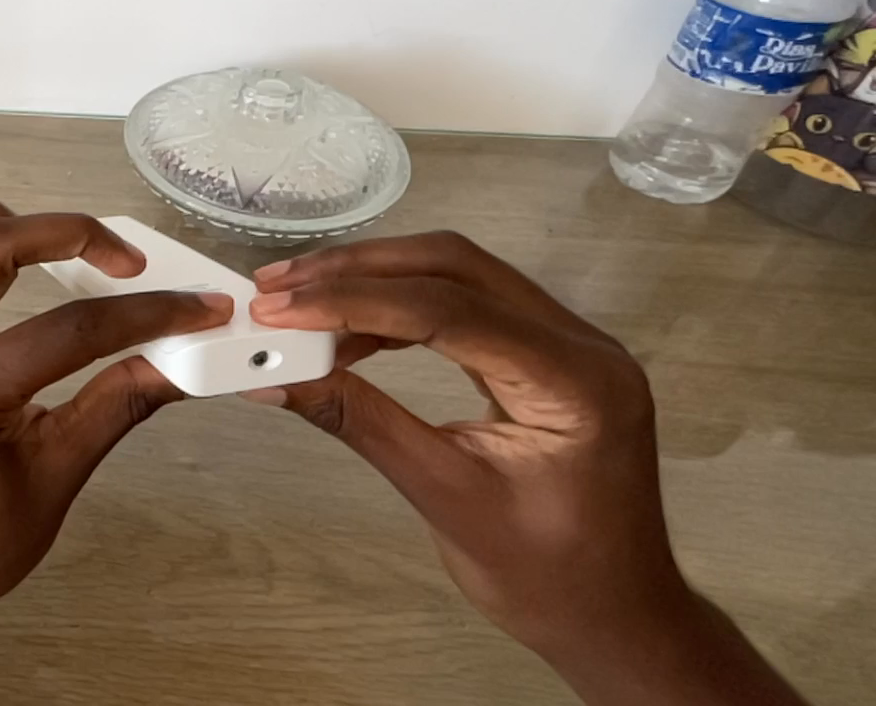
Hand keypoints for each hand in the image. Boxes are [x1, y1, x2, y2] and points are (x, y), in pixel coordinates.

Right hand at [245, 231, 805, 705]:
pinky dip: (383, 305)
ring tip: (294, 296)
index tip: (274, 309)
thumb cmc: (542, 571)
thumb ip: (356, 419)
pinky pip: (449, 300)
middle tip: (276, 284)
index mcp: (573, 382)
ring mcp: (556, 338)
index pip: (445, 311)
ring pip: (447, 271)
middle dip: (353, 268)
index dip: (350, 302)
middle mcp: (575, 341)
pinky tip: (338, 328)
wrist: (610, 611)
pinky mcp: (529, 347)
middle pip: (449, 265)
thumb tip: (267, 379)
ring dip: (363, 277)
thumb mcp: (439, 493)